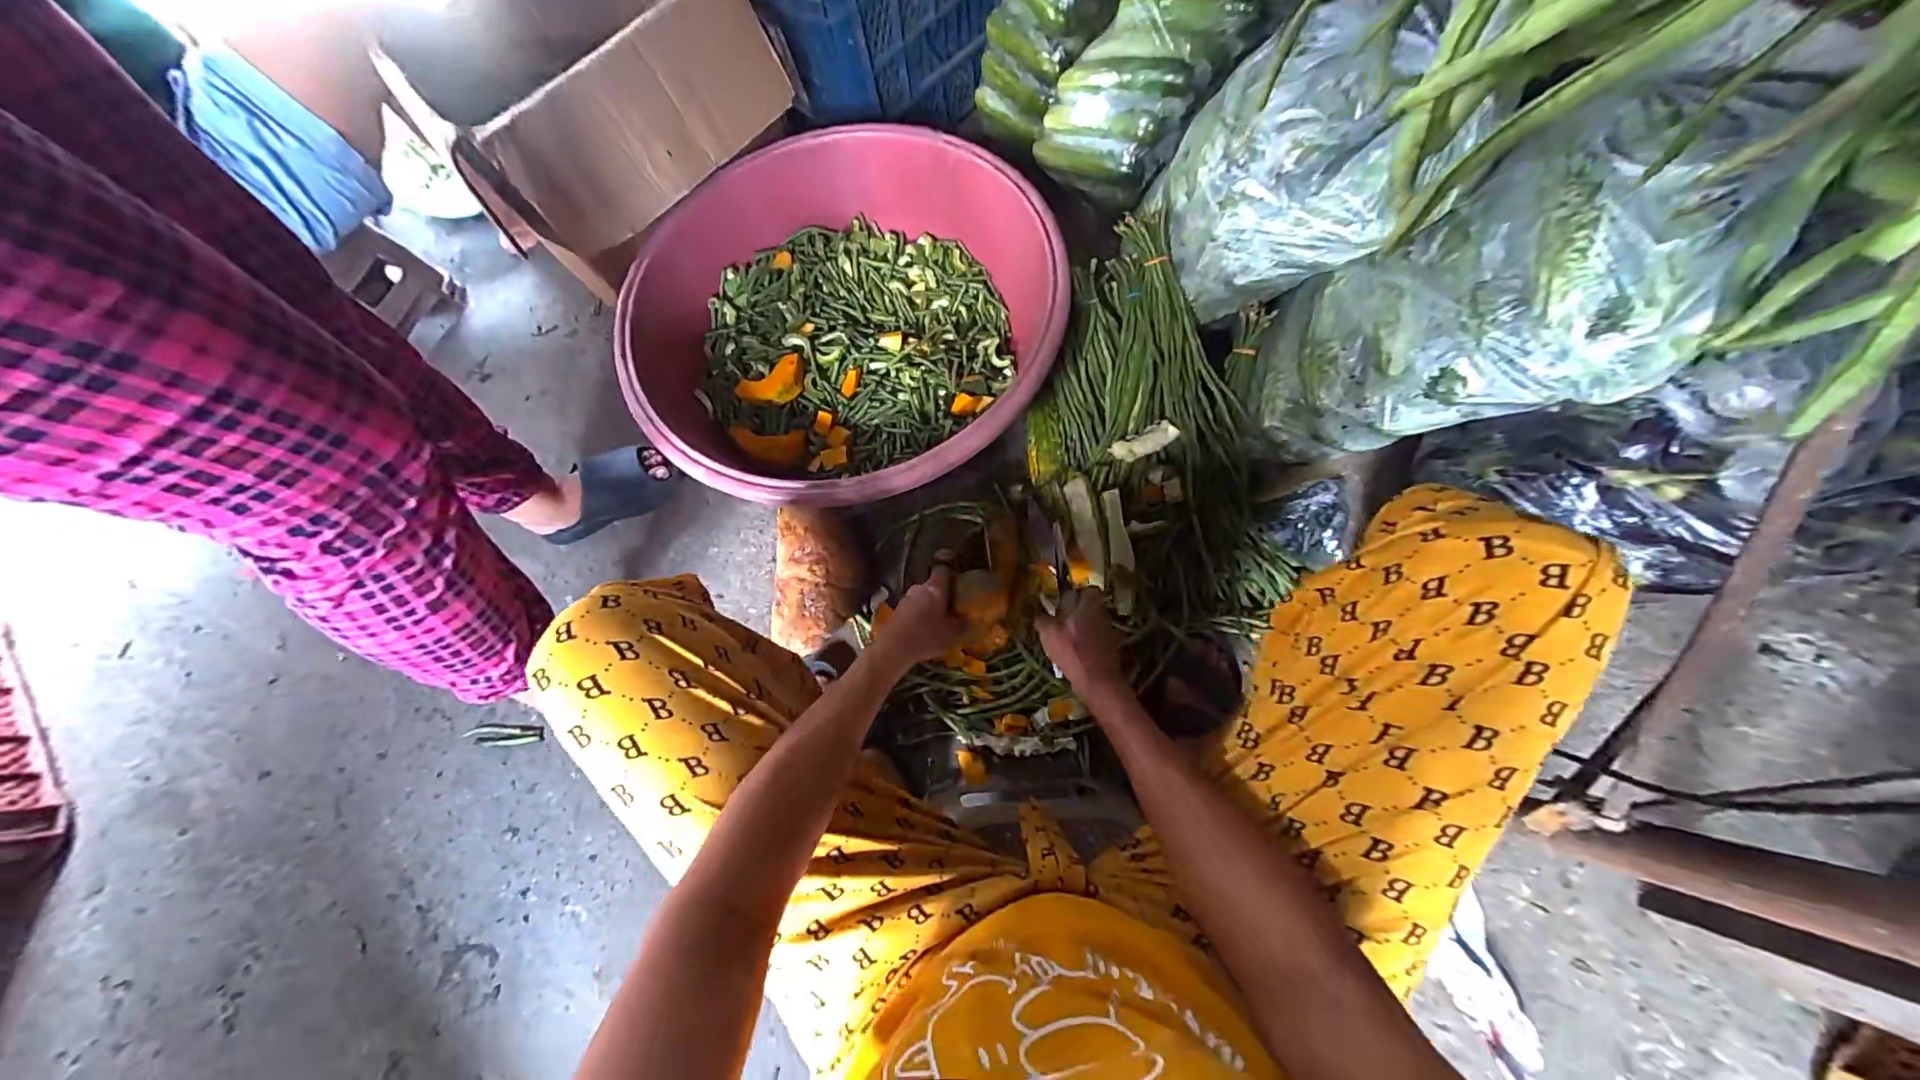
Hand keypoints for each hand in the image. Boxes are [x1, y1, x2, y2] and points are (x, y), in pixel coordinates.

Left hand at [867, 567, 966, 672]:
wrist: (893, 649)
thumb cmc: (926, 636)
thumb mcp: (952, 633)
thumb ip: (963, 624)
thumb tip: (971, 620)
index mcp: (934, 588)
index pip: (944, 573)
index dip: (953, 577)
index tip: (960, 586)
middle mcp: (918, 589)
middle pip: (933, 588)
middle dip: (941, 597)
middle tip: (952, 610)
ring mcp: (905, 600)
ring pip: (921, 600)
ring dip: (928, 609)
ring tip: (938, 624)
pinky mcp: (895, 613)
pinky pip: (912, 611)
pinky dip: (918, 618)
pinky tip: (923, 632)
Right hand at [1037, 588, 1124, 691]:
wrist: (1097, 679)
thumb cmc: (1071, 650)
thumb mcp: (1048, 633)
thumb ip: (1042, 619)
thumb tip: (1038, 615)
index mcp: (1088, 604)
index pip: (1088, 589)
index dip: (1076, 594)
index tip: (1063, 602)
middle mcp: (1102, 613)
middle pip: (1091, 605)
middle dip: (1079, 610)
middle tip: (1063, 619)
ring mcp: (1109, 630)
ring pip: (1094, 620)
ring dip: (1083, 625)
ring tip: (1068, 637)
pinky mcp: (1112, 646)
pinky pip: (1098, 637)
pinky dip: (1089, 641)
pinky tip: (1077, 651)